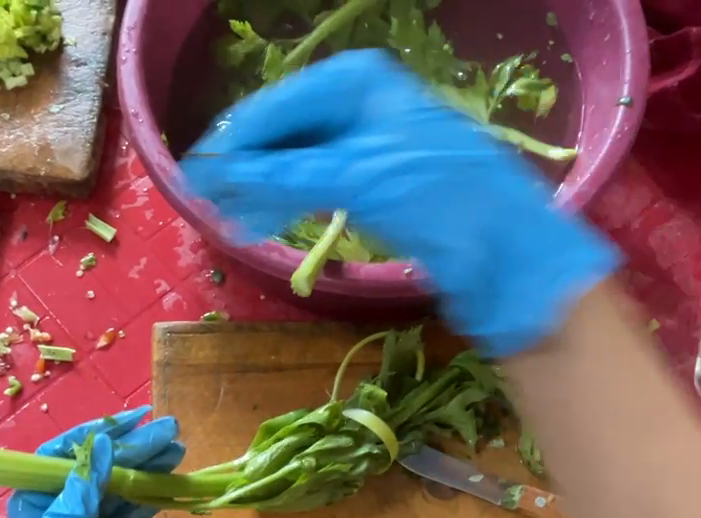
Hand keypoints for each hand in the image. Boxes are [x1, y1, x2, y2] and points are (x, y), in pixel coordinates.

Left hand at [0, 408, 184, 517]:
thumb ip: (86, 486)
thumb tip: (105, 443)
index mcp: (36, 497)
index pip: (67, 451)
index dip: (102, 431)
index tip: (138, 419)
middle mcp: (57, 506)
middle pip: (98, 467)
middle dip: (134, 450)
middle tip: (173, 433)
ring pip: (116, 490)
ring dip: (146, 473)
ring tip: (179, 455)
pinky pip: (124, 514)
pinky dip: (145, 502)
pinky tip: (167, 488)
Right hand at [181, 50, 620, 357]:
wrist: (505, 251)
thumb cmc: (439, 197)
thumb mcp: (358, 177)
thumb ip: (286, 173)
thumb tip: (220, 172)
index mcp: (358, 83)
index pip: (277, 107)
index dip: (234, 142)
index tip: (194, 175)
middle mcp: (360, 107)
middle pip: (284, 135)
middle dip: (245, 169)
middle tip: (206, 205)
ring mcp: (368, 149)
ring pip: (297, 166)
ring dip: (261, 193)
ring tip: (226, 222)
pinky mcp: (375, 190)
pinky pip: (315, 191)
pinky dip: (288, 207)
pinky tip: (262, 224)